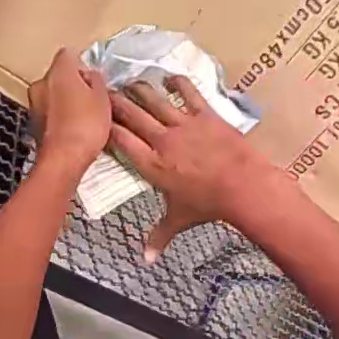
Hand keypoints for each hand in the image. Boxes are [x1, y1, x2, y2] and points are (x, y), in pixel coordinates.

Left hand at [27, 48, 110, 171]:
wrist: (63, 159)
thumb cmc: (85, 127)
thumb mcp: (103, 99)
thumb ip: (97, 81)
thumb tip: (91, 76)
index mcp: (58, 71)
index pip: (68, 55)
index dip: (82, 67)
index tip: (92, 83)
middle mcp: (40, 83)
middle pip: (58, 76)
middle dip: (72, 86)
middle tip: (90, 102)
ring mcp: (33, 104)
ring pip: (51, 96)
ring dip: (64, 103)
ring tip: (81, 120)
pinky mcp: (32, 124)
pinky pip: (48, 114)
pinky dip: (57, 119)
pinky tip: (71, 131)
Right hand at [109, 76, 291, 264]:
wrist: (242, 186)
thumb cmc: (207, 205)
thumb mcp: (179, 220)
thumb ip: (159, 237)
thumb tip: (147, 261)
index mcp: (150, 164)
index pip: (119, 139)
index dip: (105, 127)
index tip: (96, 120)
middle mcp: (161, 140)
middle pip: (131, 114)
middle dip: (114, 101)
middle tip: (103, 92)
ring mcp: (183, 124)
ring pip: (153, 99)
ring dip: (138, 88)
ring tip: (127, 82)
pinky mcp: (204, 114)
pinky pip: (187, 92)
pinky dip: (177, 83)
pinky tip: (168, 78)